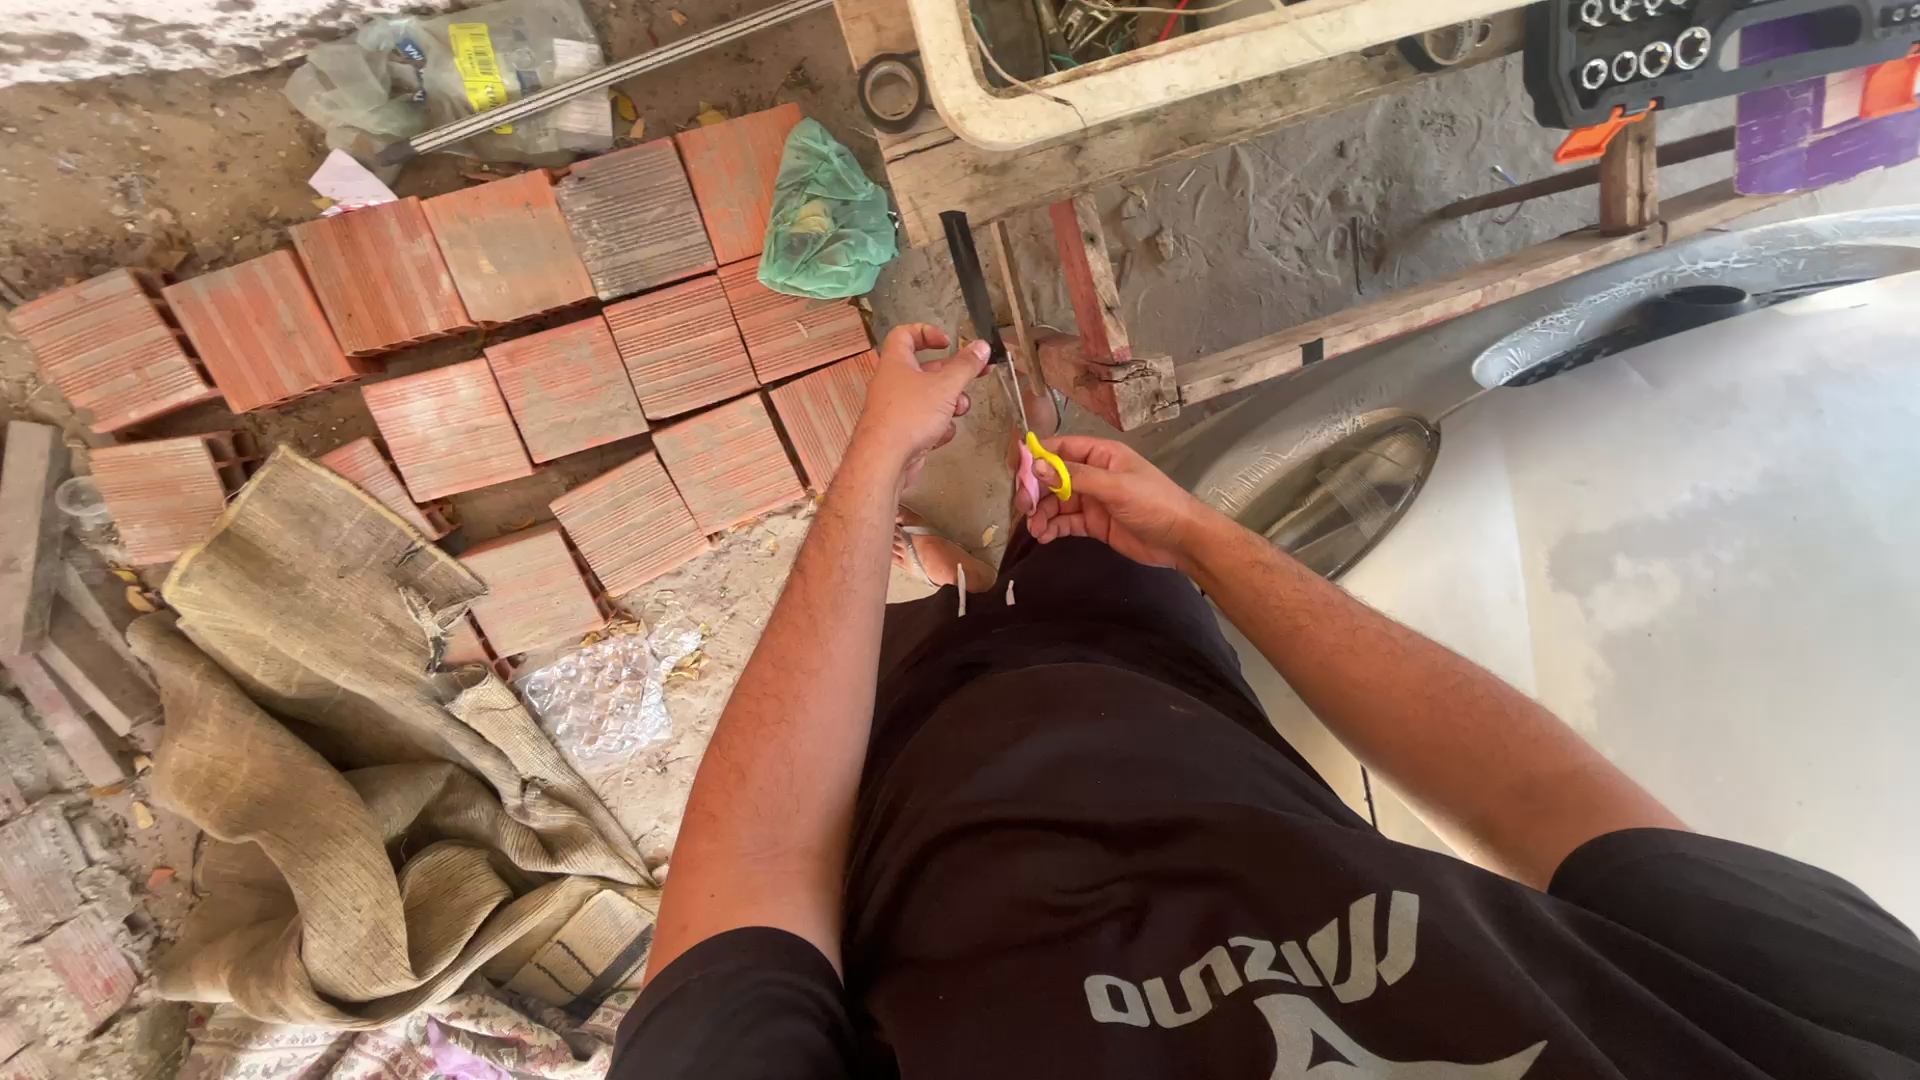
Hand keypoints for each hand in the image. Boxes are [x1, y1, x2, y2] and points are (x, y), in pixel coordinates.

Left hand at [850, 324, 989, 487]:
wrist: (885, 460)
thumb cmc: (910, 415)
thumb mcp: (945, 386)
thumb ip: (966, 366)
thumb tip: (982, 346)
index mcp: (896, 362)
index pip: (905, 334)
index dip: (927, 333)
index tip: (948, 342)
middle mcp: (893, 383)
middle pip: (926, 370)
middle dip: (953, 374)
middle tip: (978, 374)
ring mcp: (896, 410)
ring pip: (929, 399)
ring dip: (949, 403)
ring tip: (959, 409)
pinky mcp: (902, 433)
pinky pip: (925, 423)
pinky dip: (937, 427)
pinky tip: (942, 434)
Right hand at [1025, 436, 1217, 569]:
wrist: (1181, 539)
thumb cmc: (1155, 503)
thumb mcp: (1116, 486)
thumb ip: (1076, 476)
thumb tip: (1037, 466)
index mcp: (1100, 454)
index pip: (1059, 449)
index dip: (1035, 457)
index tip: (1016, 471)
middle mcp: (1092, 473)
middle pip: (1051, 477)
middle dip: (1034, 491)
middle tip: (1023, 507)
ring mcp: (1091, 499)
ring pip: (1054, 502)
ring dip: (1040, 514)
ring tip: (1035, 529)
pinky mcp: (1092, 523)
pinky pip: (1064, 522)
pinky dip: (1051, 528)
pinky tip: (1044, 536)